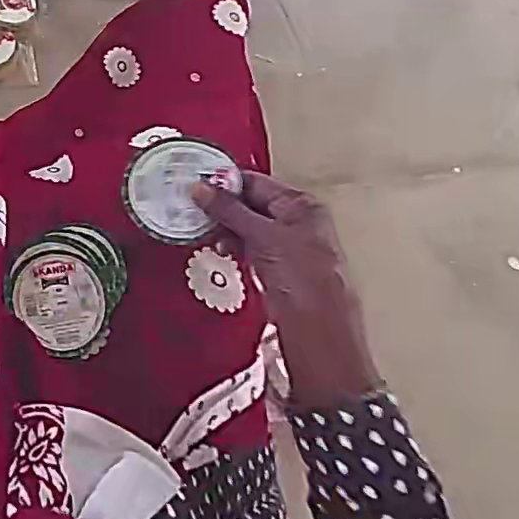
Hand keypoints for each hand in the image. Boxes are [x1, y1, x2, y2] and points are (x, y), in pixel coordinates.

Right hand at [195, 173, 381, 405]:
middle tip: (200, 214)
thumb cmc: (306, 283)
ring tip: (213, 238)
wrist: (319, 336)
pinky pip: (251, 249)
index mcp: (302, 205)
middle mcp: (298, 222)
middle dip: (224, 210)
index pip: (256, 182)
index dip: (226, 184)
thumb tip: (203, 189)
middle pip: (251, 204)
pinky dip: (236, 248)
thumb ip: (230, 210)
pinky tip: (225, 253)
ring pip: (248, 228)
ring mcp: (289, 247)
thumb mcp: (263, 237)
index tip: (198, 188)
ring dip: (227, 231)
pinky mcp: (279, 269)